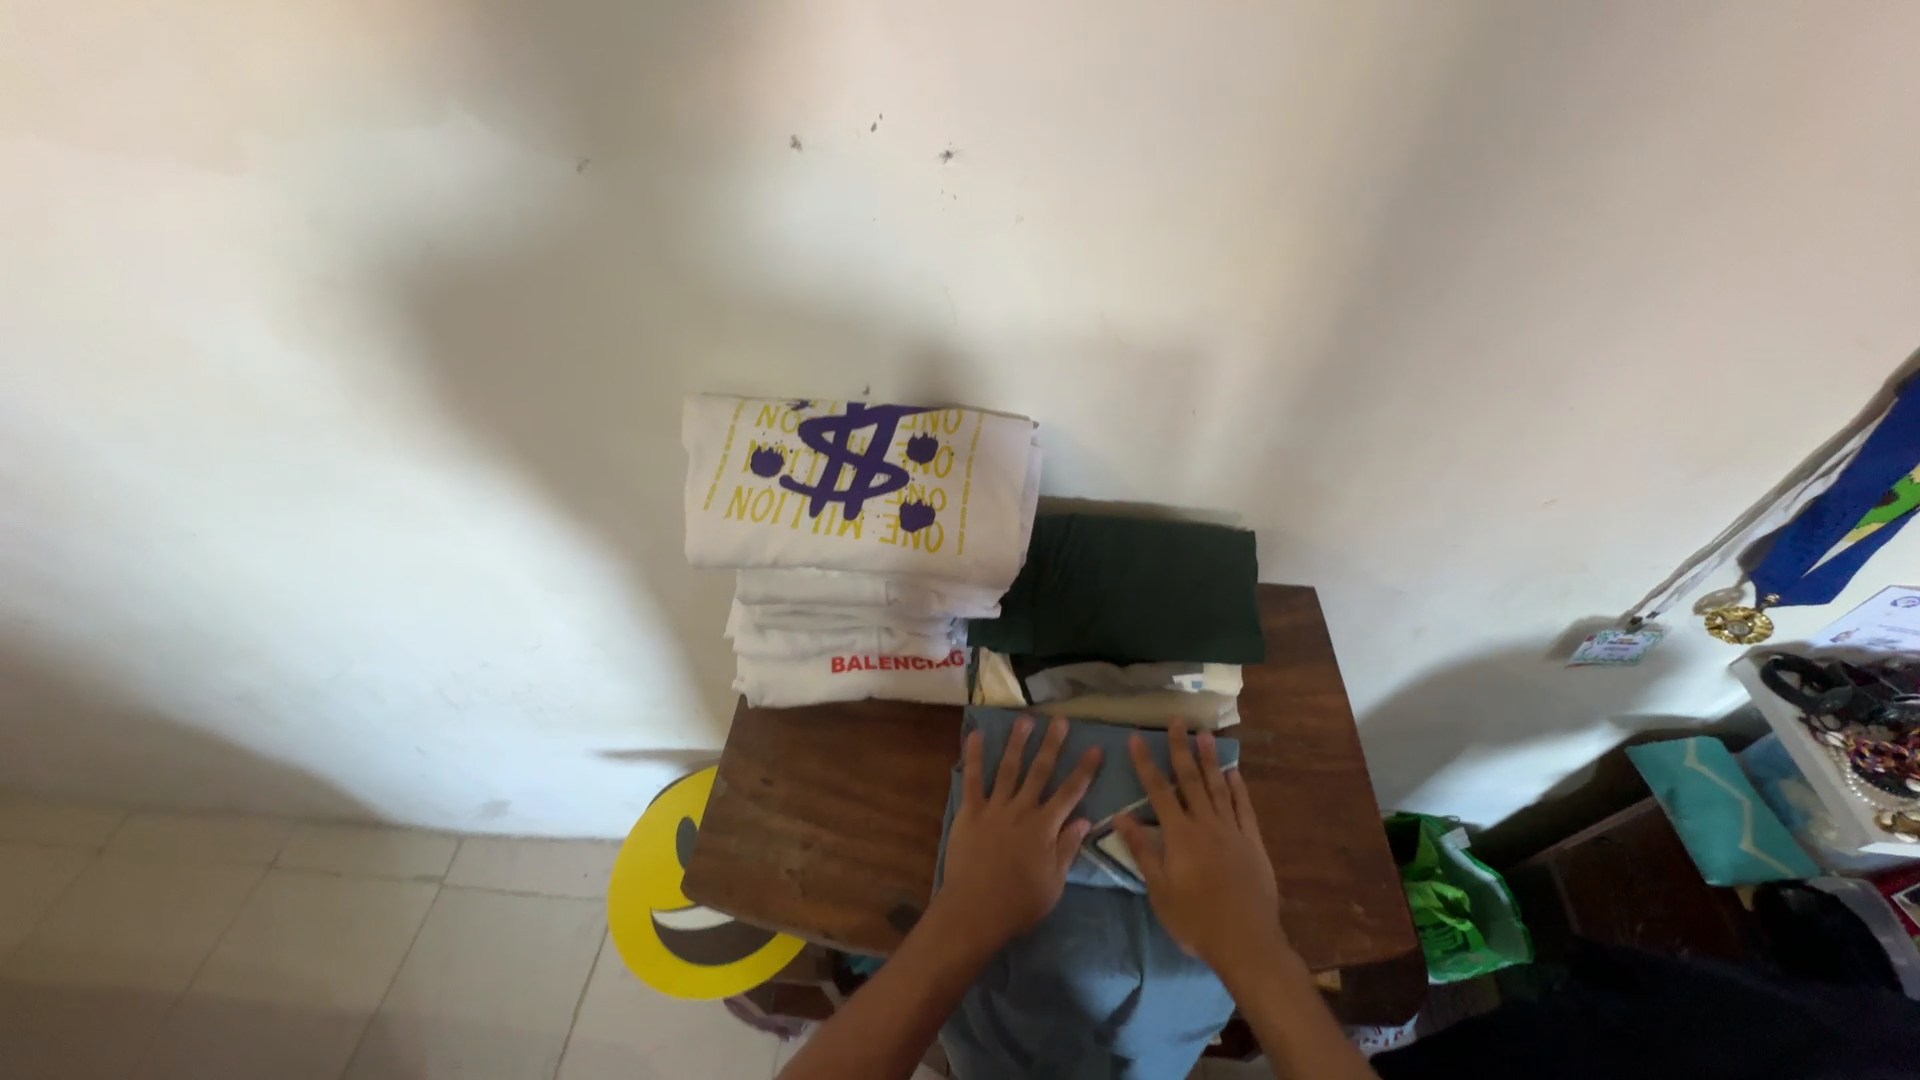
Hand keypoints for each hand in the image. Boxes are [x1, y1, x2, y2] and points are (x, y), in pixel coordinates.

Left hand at [936, 714, 1101, 947]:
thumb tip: (1084, 818)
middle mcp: (1022, 810)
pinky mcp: (970, 812)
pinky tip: (974, 735)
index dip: (1084, 770)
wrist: (975, 910)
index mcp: (1045, 827)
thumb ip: (1067, 847)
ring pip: (1008, 769)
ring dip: (1017, 743)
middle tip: (1060, 720)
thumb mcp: (1054, 882)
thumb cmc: (1019, 903)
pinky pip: (972, 779)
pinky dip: (973, 756)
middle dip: (1052, 745)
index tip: (1095, 748)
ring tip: (1024, 720)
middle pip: (1040, 771)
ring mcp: (994, 808)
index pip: (1071, 792)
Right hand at [1116, 720, 1281, 969]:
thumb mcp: (1159, 890)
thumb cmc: (1195, 919)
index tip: (1137, 737)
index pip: (1158, 790)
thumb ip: (1142, 850)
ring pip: (1219, 787)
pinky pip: (1244, 808)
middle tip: (1177, 720)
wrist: (1246, 942)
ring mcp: (1232, 831)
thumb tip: (1120, 817)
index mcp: (1179, 835)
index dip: (1146, 763)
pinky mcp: (1253, 843)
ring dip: (1210, 759)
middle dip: (1180, 748)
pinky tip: (1234, 773)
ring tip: (1204, 734)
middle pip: (1191, 779)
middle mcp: (1206, 824)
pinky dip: (1238, 788)